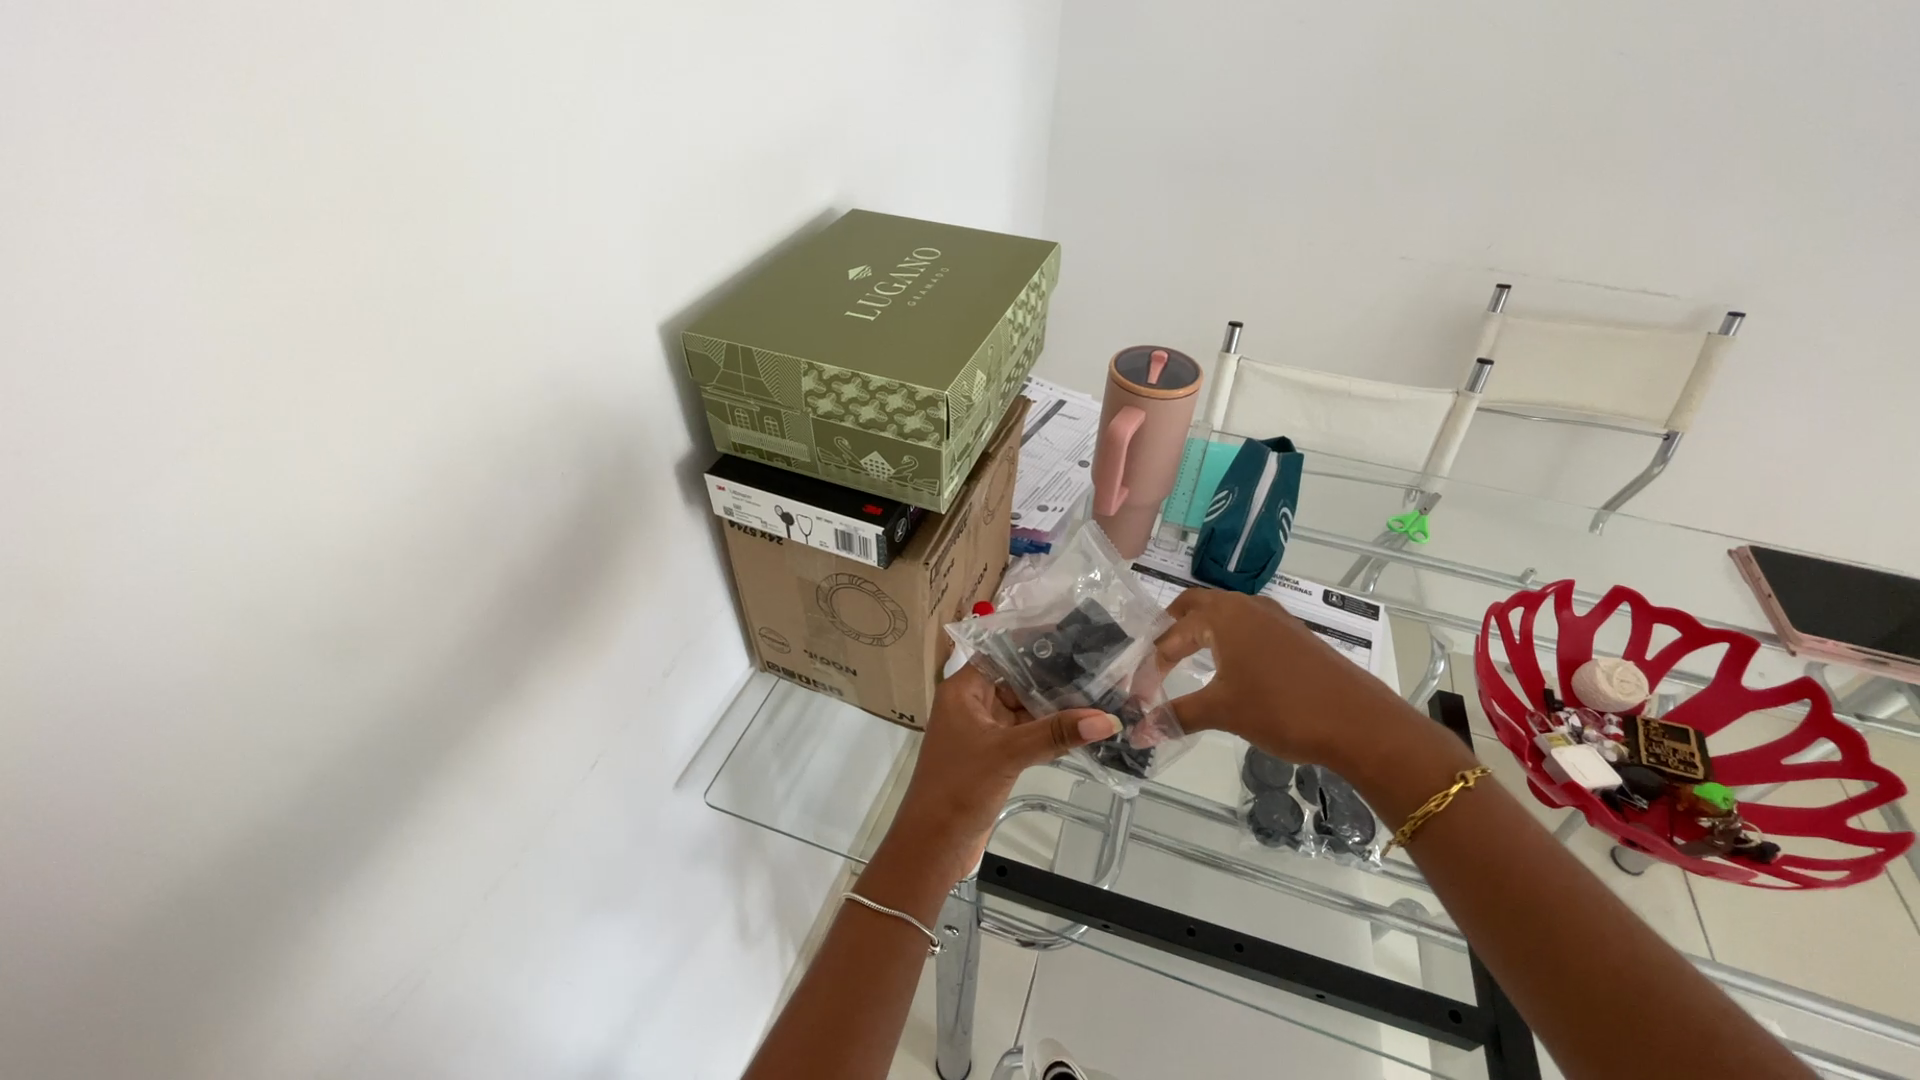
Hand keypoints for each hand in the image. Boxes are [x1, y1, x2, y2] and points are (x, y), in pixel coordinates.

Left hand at [885, 664, 1118, 885]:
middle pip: (1018, 680)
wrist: (933, 845)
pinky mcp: (995, 755)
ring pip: (1026, 709)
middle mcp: (973, 704)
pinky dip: (1051, 732)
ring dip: (1057, 706)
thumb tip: (1107, 719)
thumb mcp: (1009, 753)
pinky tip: (1084, 728)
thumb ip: (1057, 733)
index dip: (1036, 642)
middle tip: (1102, 665)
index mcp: (964, 690)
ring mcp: (984, 731)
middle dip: (1056, 676)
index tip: (1077, 633)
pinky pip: (1028, 733)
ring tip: (1102, 691)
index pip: (1003, 652)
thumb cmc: (959, 788)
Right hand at [1152, 587, 1425, 771]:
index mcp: (1222, 617)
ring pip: (1225, 614)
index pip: (1169, 637)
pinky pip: (1249, 627)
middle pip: (1195, 606)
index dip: (1149, 669)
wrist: (1359, 721)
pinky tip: (1232, 669)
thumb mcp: (1222, 712)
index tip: (1140, 700)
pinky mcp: (1296, 636)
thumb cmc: (1281, 709)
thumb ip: (1176, 717)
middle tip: (1155, 658)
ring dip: (1202, 631)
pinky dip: (1229, 640)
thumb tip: (1138, 732)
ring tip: (1187, 659)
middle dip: (1170, 629)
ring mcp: (1276, 619)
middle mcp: (1246, 607)